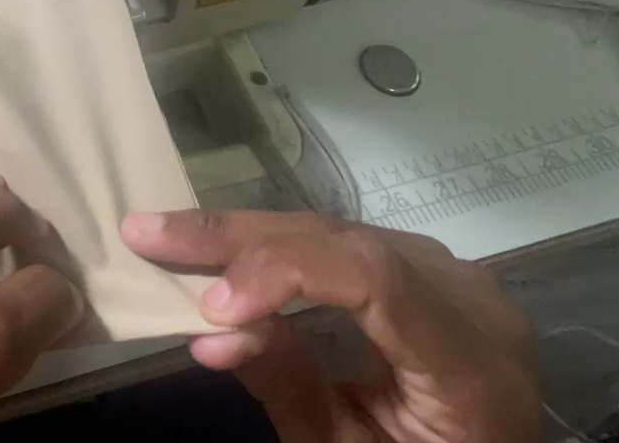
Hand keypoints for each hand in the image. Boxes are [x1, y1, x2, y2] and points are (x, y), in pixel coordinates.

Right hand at [121, 210, 539, 442]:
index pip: (373, 278)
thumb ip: (287, 387)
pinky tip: (219, 245)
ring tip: (166, 235)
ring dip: (241, 235)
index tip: (209, 304)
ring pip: (326, 230)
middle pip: (339, 241)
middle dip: (236, 239)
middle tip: (148, 234)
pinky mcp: (415, 264)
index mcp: (471, 366)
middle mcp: (467, 297)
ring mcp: (444, 272)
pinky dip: (269, 245)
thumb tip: (206, 333)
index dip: (282, 271)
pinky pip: (333, 241)